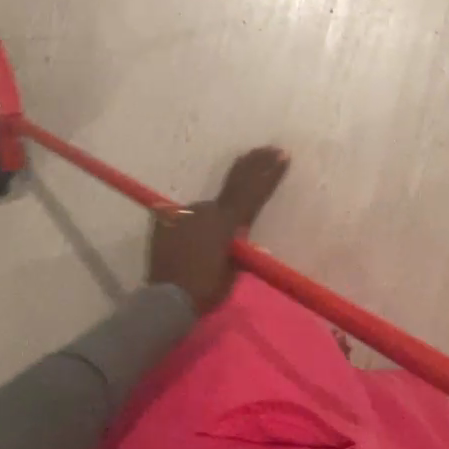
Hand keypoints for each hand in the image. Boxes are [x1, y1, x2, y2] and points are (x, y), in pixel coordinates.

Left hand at [148, 146, 288, 312]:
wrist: (165, 300)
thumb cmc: (205, 289)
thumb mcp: (232, 271)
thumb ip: (238, 248)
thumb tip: (244, 235)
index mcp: (227, 222)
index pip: (254, 191)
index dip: (270, 173)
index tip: (283, 155)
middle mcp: (207, 210)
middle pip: (236, 181)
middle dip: (255, 163)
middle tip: (269, 148)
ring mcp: (185, 212)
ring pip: (208, 209)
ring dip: (216, 216)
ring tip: (212, 242)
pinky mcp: (166, 219)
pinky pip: (187, 218)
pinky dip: (194, 226)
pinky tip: (192, 243)